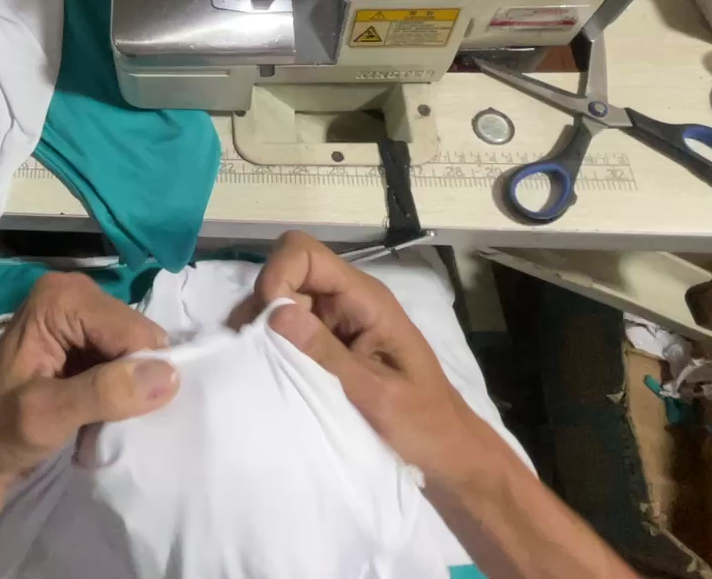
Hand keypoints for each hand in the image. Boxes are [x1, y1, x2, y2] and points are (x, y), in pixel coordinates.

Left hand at [0, 272, 180, 479]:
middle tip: (109, 413)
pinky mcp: (86, 331)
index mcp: (61, 298)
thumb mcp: (46, 415)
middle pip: (137, 333)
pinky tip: (103, 402)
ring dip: (130, 381)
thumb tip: (167, 375)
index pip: (132, 329)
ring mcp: (81, 310)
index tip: (123, 412)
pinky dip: (122, 381)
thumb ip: (103, 392)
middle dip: (134, 375)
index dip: (141, 372)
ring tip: (105, 410)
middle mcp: (74, 291)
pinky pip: (126, 353)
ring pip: (136, 345)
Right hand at [251, 232, 508, 486]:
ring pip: (281, 298)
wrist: (450, 457)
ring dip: (265, 327)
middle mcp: (346, 297)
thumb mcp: (377, 396)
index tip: (266, 322)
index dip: (277, 275)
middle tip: (261, 351)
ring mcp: (334, 317)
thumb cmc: (425, 426)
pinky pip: (287, 324)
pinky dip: (272, 342)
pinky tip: (274, 370)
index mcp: (365, 299)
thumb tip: (275, 312)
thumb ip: (326, 354)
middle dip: (264, 305)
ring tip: (264, 365)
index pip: (305, 253)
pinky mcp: (326, 338)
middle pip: (287, 272)